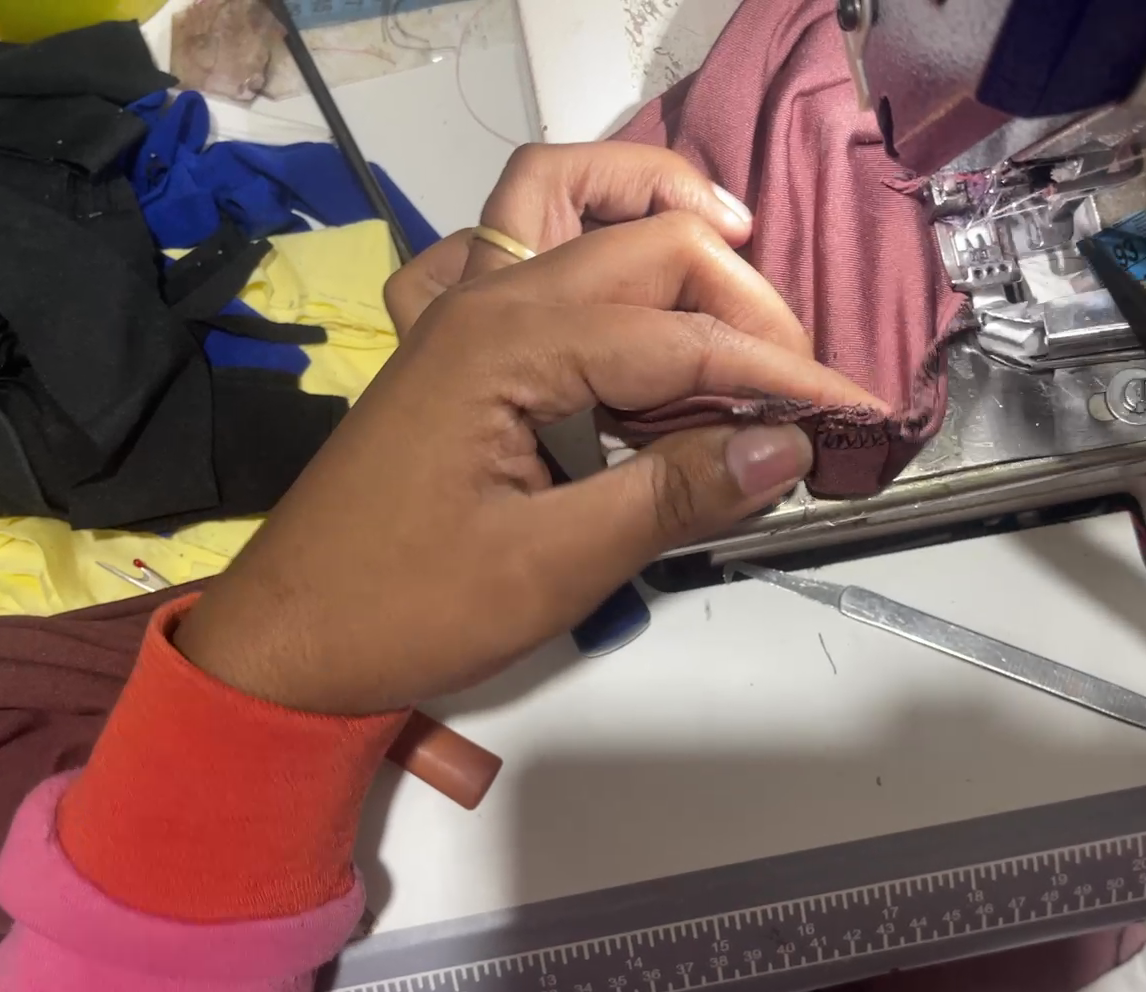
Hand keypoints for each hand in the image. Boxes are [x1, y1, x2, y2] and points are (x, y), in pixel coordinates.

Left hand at [173, 210, 879, 714]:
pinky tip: (602, 280)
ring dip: (653, 210)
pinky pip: (507, 248)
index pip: (683, 335)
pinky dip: (570, 236)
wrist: (296, 636)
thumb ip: (675, 493)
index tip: (849, 410)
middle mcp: (487, 295)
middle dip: (739, 298)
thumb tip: (786, 446)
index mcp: (513, 342)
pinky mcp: (450, 342)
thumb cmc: (413, 606)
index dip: (779, 371)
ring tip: (729, 249)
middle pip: (644, 245)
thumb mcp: (556, 564)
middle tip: (793, 373)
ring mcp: (459, 309)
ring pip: (565, 201)